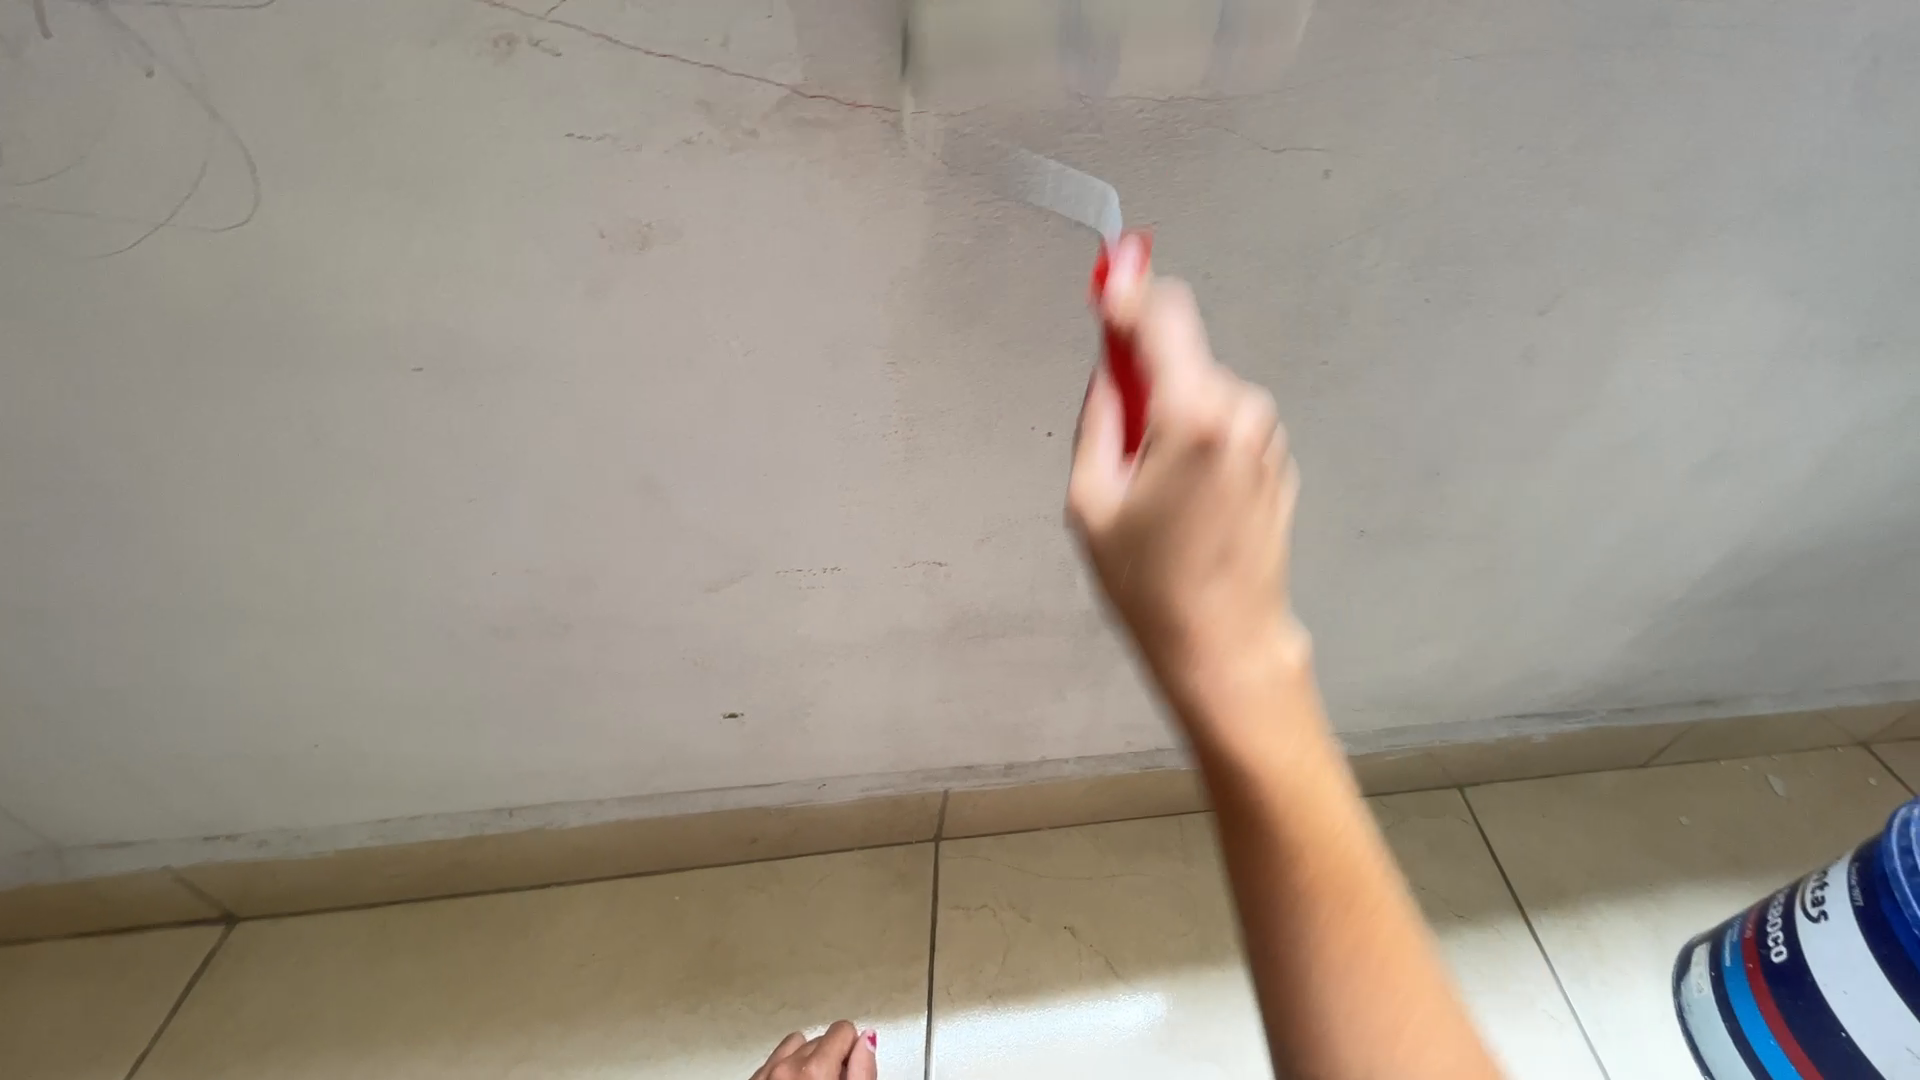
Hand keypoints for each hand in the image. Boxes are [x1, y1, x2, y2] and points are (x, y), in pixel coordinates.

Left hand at [749, 1021, 877, 1079]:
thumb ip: (863, 1070)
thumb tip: (867, 1039)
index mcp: (815, 1070)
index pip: (843, 1029)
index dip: (850, 1051)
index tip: (848, 1070)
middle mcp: (786, 1067)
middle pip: (820, 1038)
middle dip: (829, 1058)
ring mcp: (764, 1074)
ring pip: (794, 1046)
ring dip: (804, 1062)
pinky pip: (772, 1060)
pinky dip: (783, 1069)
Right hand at [1067, 235, 1307, 721]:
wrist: (1223, 642)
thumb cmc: (1149, 582)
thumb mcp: (1090, 499)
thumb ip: (1099, 413)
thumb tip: (1111, 361)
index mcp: (1194, 415)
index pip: (1164, 315)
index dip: (1131, 293)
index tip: (1110, 278)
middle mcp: (1243, 413)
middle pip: (1184, 357)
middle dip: (1147, 384)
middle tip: (1121, 454)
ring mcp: (1268, 438)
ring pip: (1205, 393)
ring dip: (1172, 420)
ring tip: (1155, 494)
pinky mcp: (1279, 462)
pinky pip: (1227, 427)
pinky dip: (1199, 443)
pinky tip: (1188, 504)